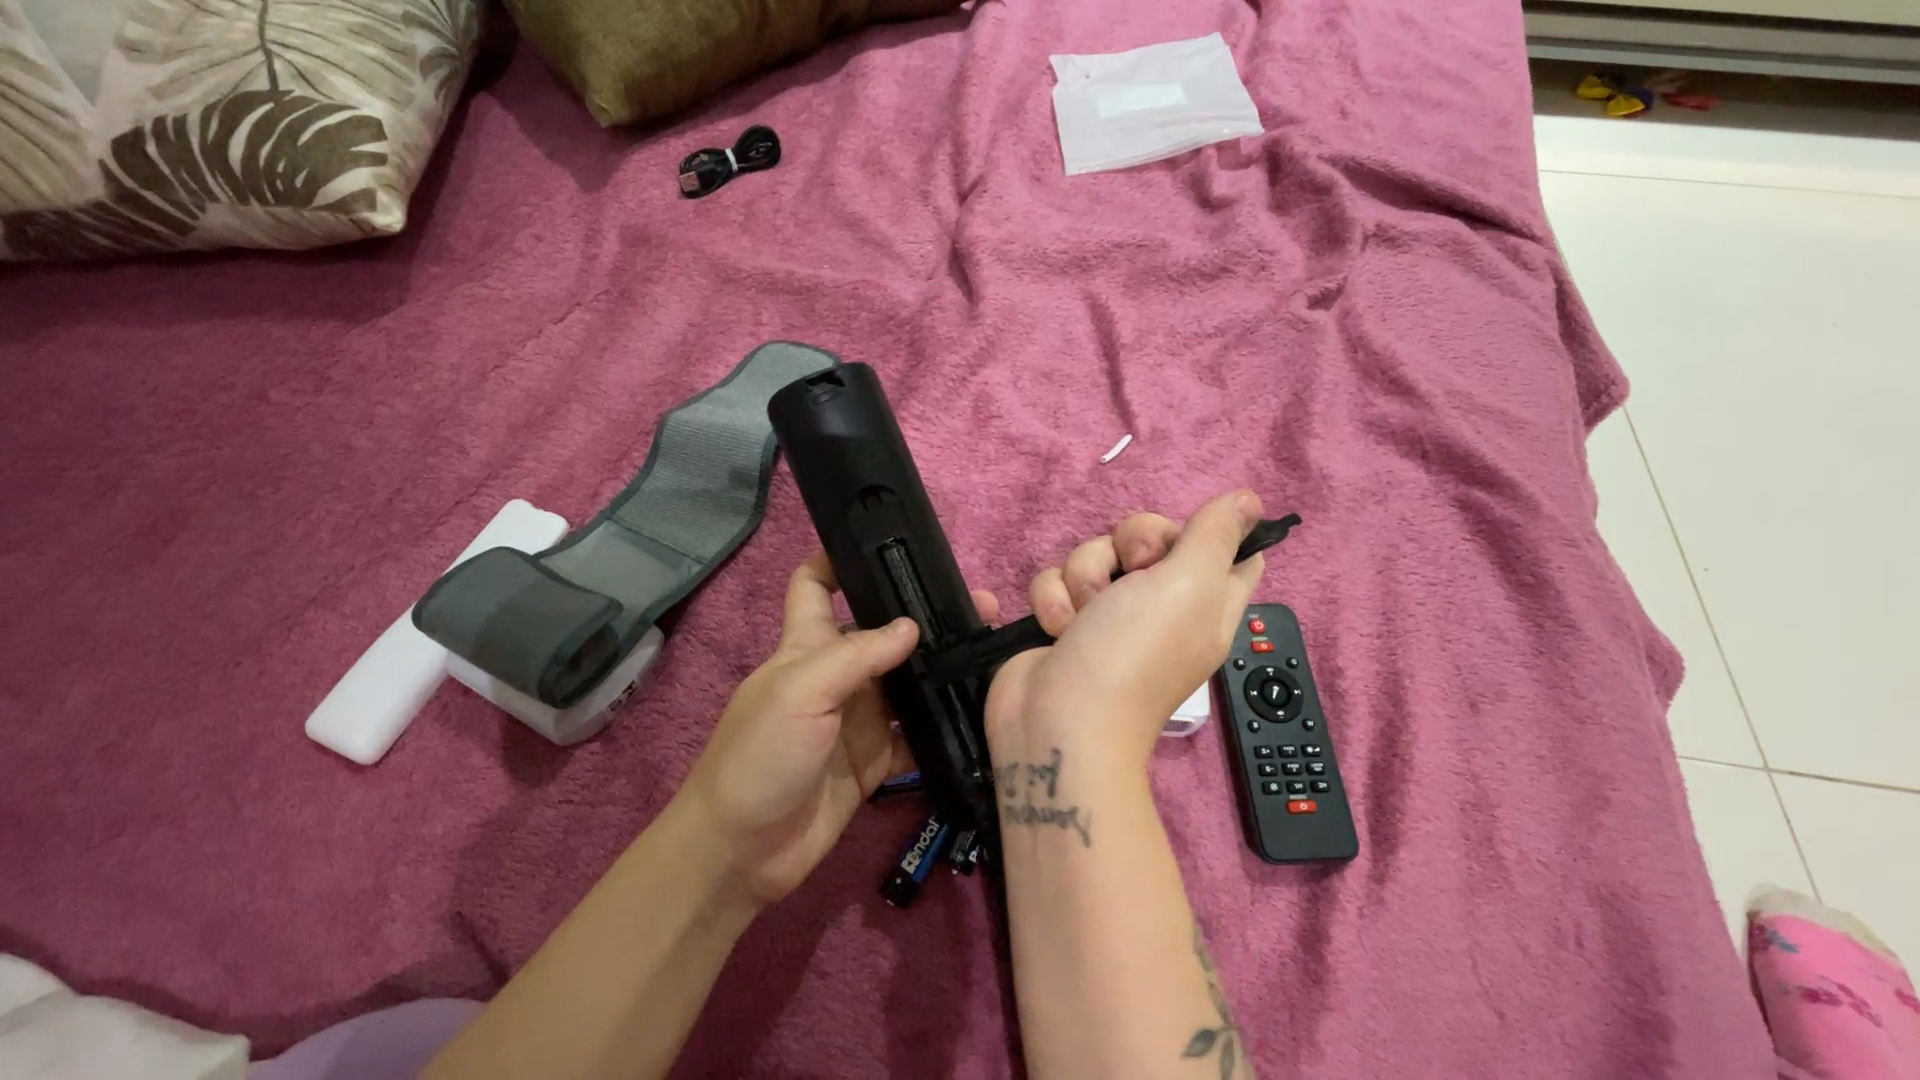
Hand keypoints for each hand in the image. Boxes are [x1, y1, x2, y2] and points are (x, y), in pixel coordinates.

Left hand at [679, 552, 997, 907]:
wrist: (743, 850)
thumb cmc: (760, 755)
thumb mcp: (801, 691)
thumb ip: (857, 655)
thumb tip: (912, 626)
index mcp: (805, 645)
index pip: (815, 585)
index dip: (839, 560)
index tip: (890, 544)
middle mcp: (836, 676)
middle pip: (882, 633)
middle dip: (924, 616)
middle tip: (982, 606)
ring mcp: (858, 720)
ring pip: (907, 684)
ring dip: (943, 670)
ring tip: (994, 652)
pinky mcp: (875, 763)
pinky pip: (916, 738)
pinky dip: (943, 727)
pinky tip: (981, 712)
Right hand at [984, 490, 1264, 777]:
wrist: (1060, 719)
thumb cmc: (1135, 652)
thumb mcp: (1190, 584)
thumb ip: (1216, 534)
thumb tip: (1251, 500)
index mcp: (1207, 601)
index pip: (1224, 550)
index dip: (1205, 531)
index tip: (1186, 536)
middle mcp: (1161, 605)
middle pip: (1149, 538)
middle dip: (1130, 544)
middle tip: (1130, 574)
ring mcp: (1109, 614)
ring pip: (1095, 555)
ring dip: (1083, 578)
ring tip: (1083, 617)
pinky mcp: (1065, 621)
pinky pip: (1056, 580)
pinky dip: (1052, 601)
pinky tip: (1055, 629)